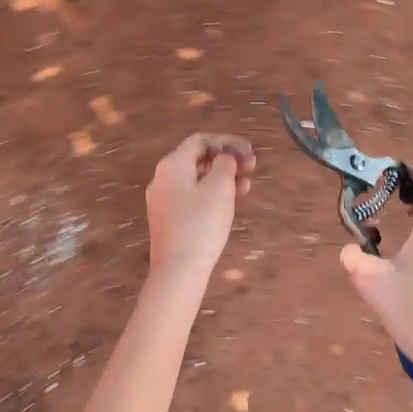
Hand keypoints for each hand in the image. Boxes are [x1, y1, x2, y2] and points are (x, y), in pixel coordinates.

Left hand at [144, 133, 255, 276]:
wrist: (178, 270)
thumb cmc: (201, 222)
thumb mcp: (220, 186)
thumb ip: (225, 164)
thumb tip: (223, 159)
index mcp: (172, 164)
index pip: (200, 141)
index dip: (227, 142)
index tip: (249, 152)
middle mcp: (162, 178)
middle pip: (197, 159)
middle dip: (226, 160)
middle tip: (251, 167)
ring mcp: (162, 200)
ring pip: (196, 180)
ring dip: (221, 178)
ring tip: (246, 185)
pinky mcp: (166, 220)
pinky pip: (190, 197)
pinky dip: (210, 194)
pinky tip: (228, 204)